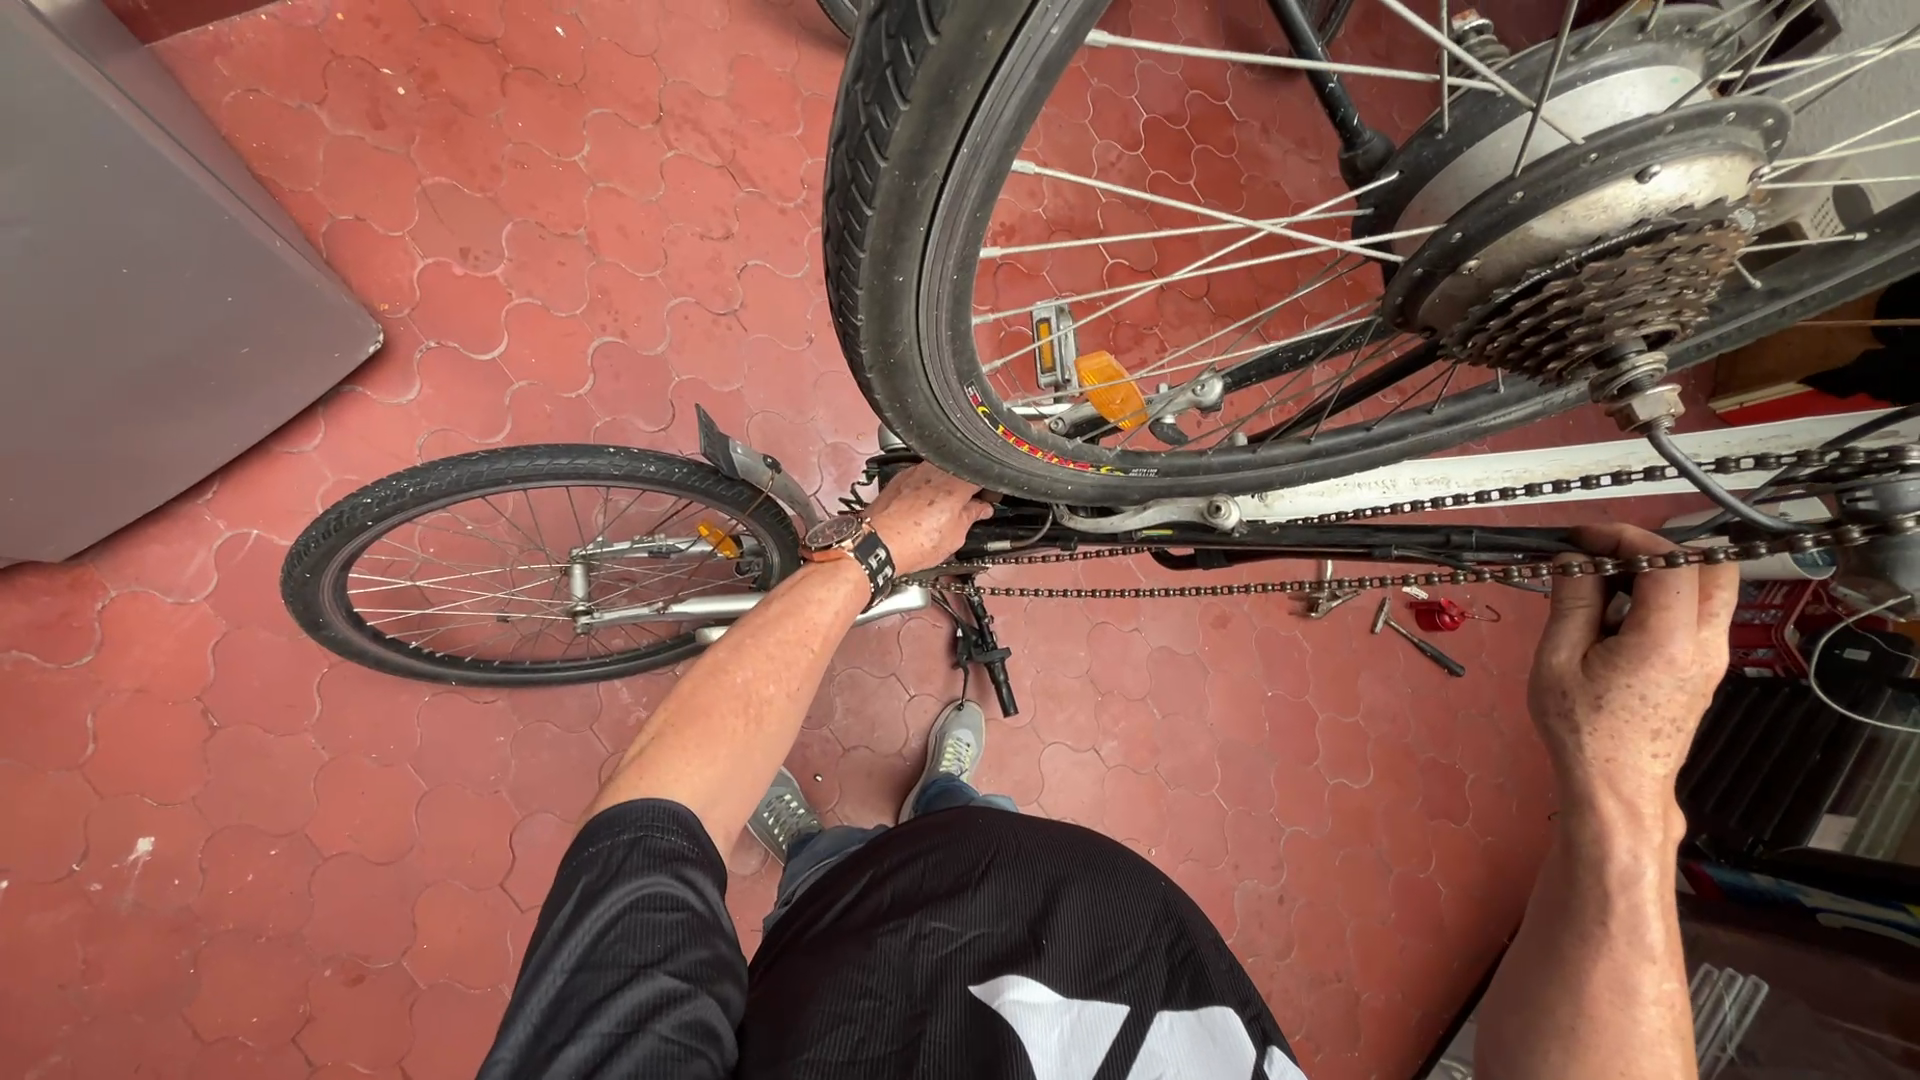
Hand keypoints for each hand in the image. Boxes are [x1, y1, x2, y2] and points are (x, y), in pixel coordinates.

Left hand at [863, 463, 992, 574]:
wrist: (877, 544)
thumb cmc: (913, 541)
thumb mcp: (955, 536)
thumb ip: (972, 516)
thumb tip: (981, 509)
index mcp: (956, 482)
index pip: (982, 477)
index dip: (988, 490)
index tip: (987, 500)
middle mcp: (935, 470)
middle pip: (960, 472)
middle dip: (965, 489)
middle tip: (965, 509)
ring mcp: (915, 472)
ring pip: (939, 474)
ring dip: (944, 489)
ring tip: (940, 514)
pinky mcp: (899, 479)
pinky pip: (920, 479)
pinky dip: (925, 491)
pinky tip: (922, 511)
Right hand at [1527, 524, 1738, 807]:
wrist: (1617, 783)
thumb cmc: (1579, 725)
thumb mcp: (1558, 658)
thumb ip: (1573, 602)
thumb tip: (1574, 560)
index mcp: (1668, 639)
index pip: (1670, 561)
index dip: (1626, 537)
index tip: (1582, 539)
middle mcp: (1707, 642)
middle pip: (1713, 566)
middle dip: (1657, 546)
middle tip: (1603, 554)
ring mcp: (1714, 656)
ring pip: (1709, 588)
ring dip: (1661, 571)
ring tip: (1603, 583)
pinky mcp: (1705, 667)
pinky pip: (1698, 613)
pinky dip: (1663, 596)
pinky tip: (1615, 614)